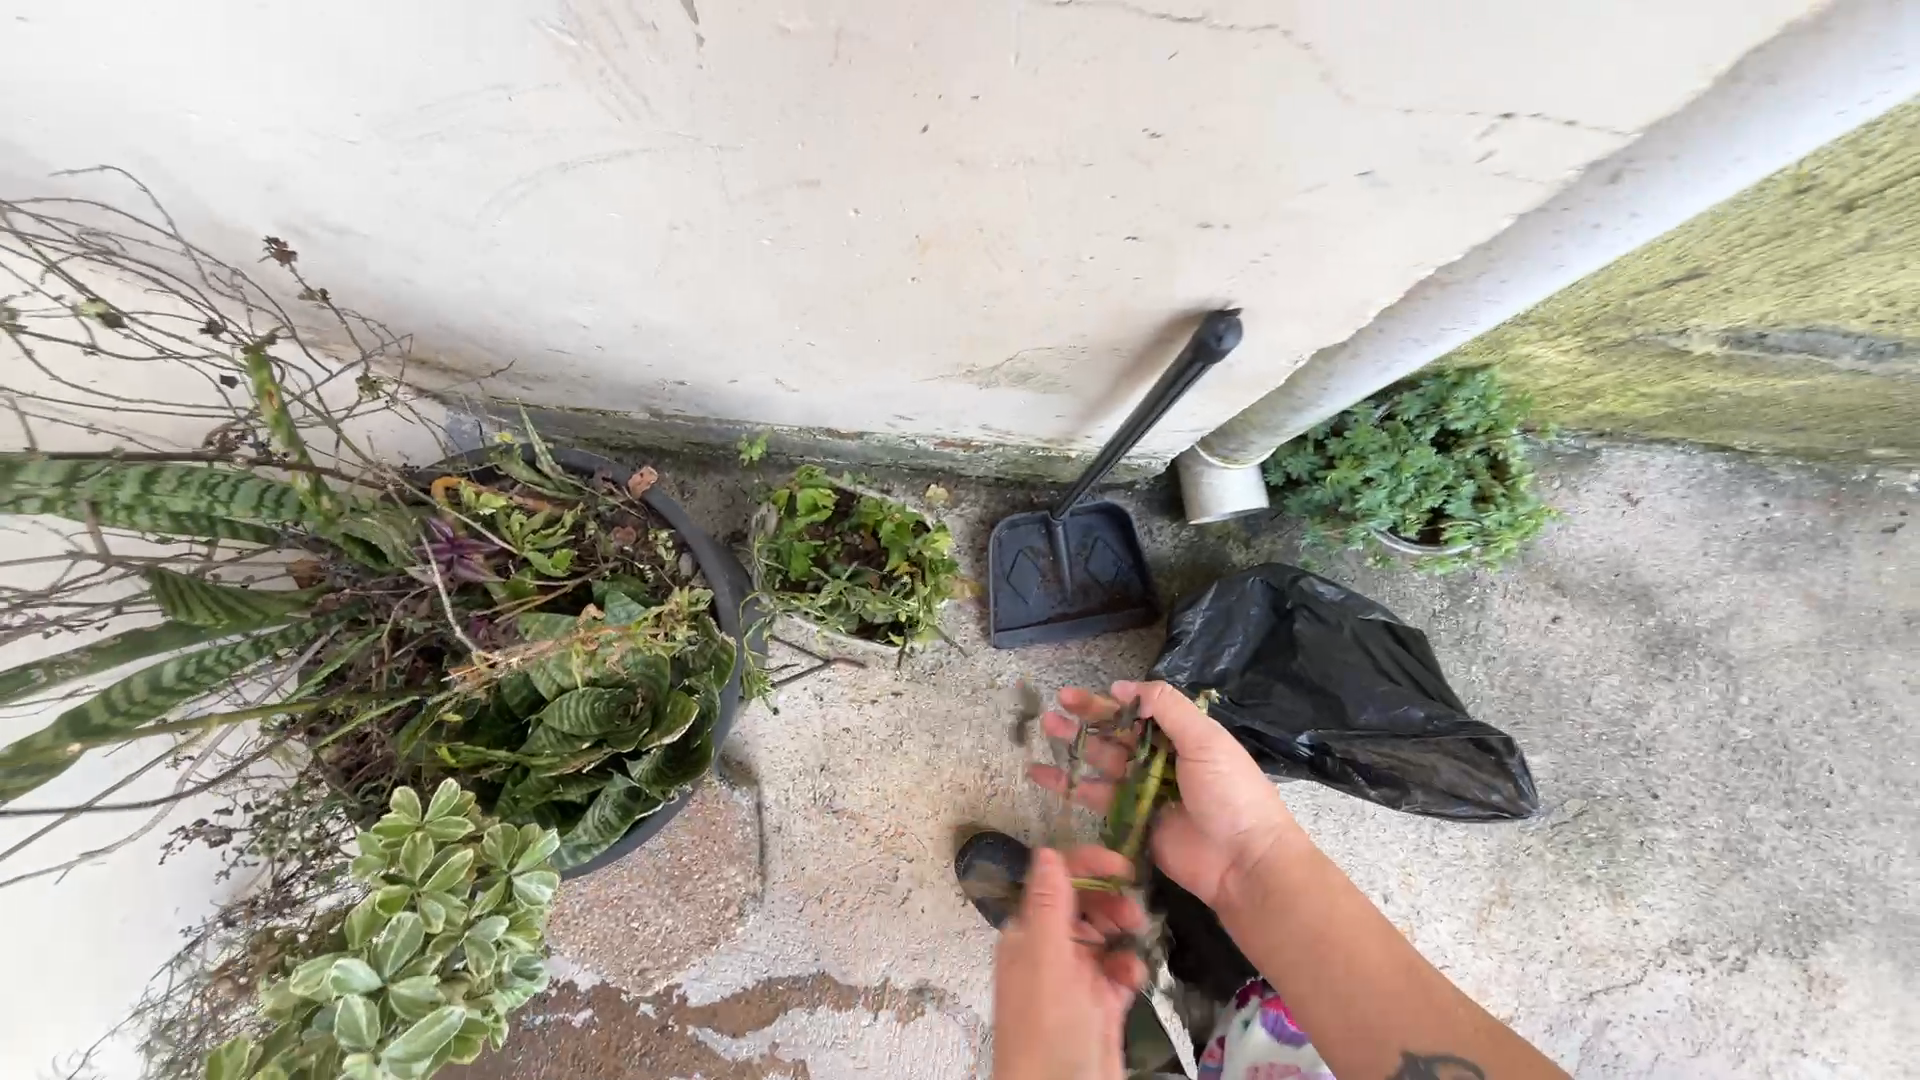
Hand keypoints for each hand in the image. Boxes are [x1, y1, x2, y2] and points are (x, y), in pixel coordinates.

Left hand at [992, 846, 1148, 1079]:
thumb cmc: (1045, 1027)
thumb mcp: (1045, 960)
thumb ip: (1049, 904)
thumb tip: (1047, 851)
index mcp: (1028, 932)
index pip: (1055, 880)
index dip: (1086, 865)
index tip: (1123, 867)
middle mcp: (1049, 950)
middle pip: (1082, 904)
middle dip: (1109, 899)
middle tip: (1134, 912)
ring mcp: (1074, 978)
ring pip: (1102, 936)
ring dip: (1121, 929)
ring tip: (1138, 935)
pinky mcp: (1098, 1005)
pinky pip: (1116, 972)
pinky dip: (1128, 967)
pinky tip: (1134, 975)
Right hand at [1028, 680, 1305, 910]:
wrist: (1244, 862)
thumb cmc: (1229, 793)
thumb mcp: (1205, 740)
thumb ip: (1165, 707)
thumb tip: (1121, 687)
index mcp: (1181, 736)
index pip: (1137, 711)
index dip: (1108, 702)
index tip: (1078, 696)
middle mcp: (1160, 759)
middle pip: (1115, 734)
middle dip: (1085, 719)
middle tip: (1054, 708)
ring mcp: (1144, 791)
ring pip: (1101, 762)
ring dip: (1073, 746)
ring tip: (1044, 730)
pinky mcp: (1131, 821)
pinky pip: (1097, 798)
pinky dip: (1070, 786)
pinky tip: (1042, 773)